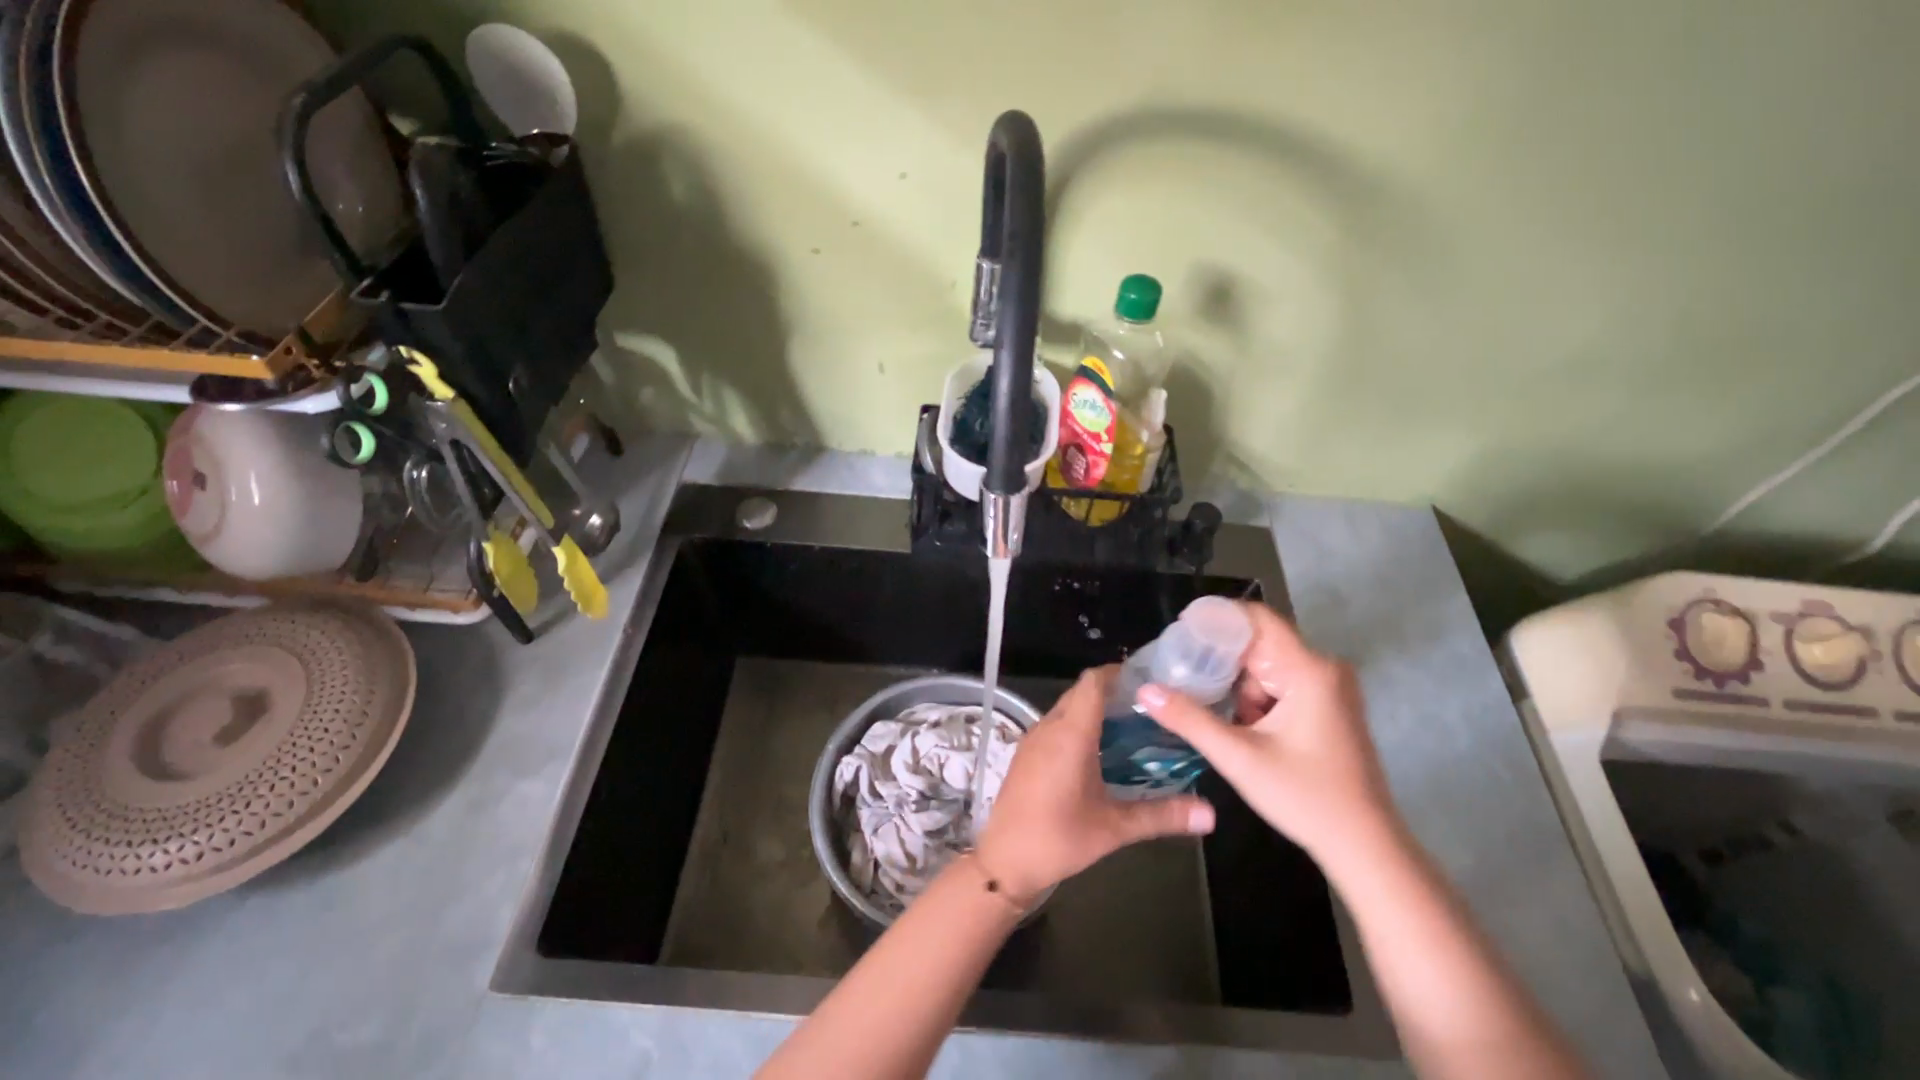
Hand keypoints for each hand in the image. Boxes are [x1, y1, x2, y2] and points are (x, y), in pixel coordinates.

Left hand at [975, 667, 1215, 903]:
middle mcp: (1049, 728)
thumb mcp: (1114, 828)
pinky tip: (1103, 752)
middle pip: (1082, 692)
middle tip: (1153, 706)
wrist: (1003, 863)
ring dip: (1096, 710)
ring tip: (1135, 726)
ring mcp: (1034, 740)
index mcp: (1070, 734)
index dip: (1121, 673)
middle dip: (1115, 692)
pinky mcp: (1027, 755)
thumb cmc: (1058, 840)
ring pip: (1068, 709)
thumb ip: (1163, 815)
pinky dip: (1080, 727)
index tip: (1152, 679)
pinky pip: (1056, 726)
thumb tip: (1212, 814)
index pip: (1094, 682)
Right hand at [1136, 602, 1396, 862]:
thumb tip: (1145, 691)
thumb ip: (1189, 719)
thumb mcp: (1239, 757)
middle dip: (1219, 661)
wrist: (1363, 844)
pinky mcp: (1330, 708)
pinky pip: (1282, 686)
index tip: (1178, 634)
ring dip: (1237, 687)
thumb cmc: (1304, 797)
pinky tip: (1239, 727)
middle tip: (1179, 676)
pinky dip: (1256, 700)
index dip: (1215, 619)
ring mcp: (1330, 688)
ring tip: (1208, 711)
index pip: (1256, 619)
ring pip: (1267, 668)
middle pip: (1259, 644)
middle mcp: (1324, 668)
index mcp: (1308, 670)